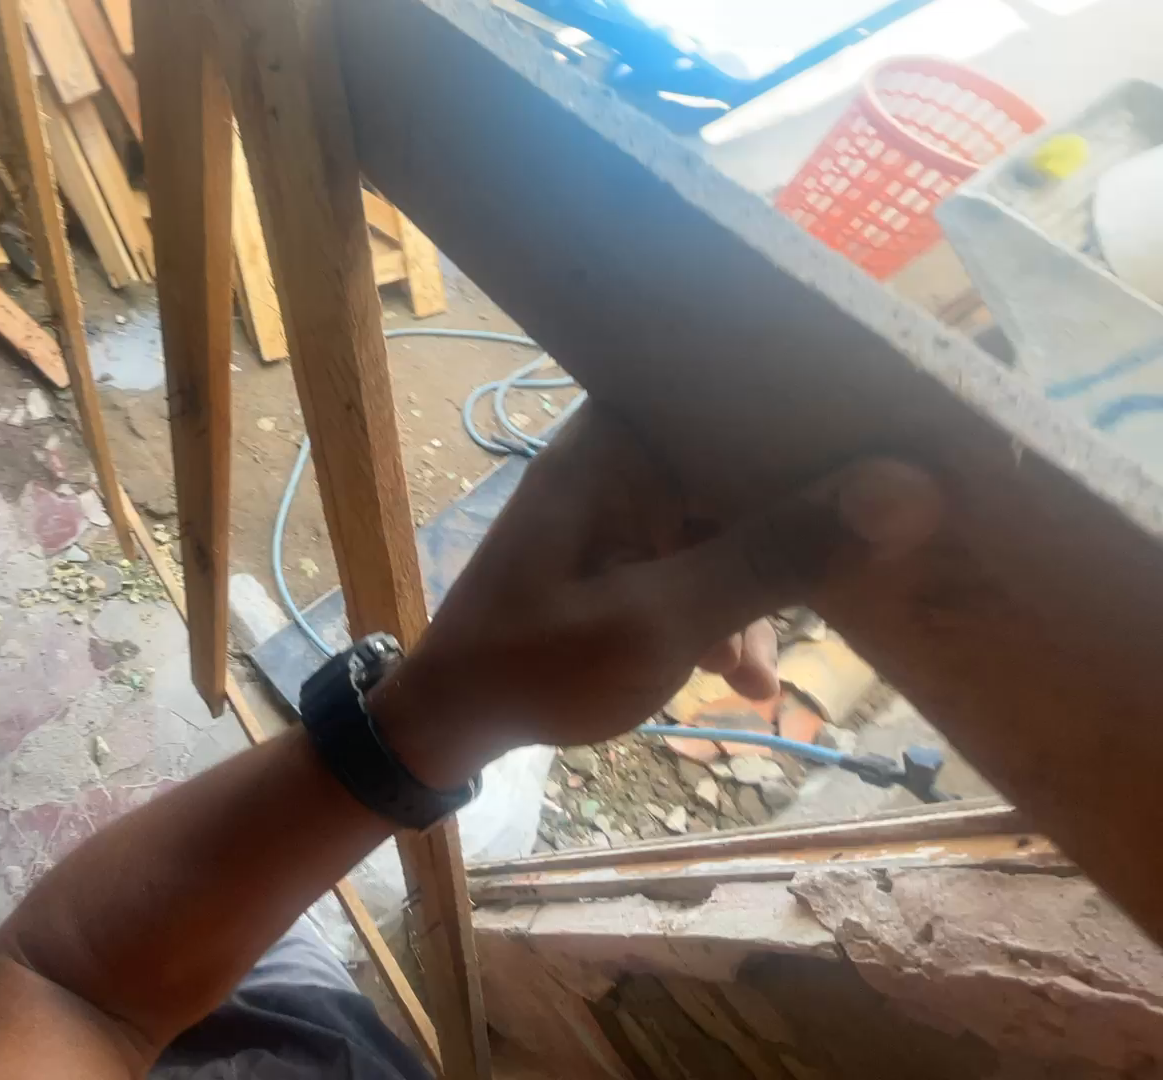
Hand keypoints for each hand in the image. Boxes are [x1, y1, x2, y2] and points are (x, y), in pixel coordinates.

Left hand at [368, 407, 942, 787]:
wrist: (455, 715)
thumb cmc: (534, 664)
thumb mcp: (658, 621)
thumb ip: (768, 557)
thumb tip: (906, 486)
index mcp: (608, 450)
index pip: (722, 388)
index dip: (809, 402)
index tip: (904, 431)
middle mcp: (611, 464)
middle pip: (735, 460)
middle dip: (805, 517)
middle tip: (886, 565)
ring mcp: (612, 512)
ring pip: (722, 521)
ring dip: (759, 588)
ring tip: (763, 668)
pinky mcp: (615, 556)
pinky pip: (691, 562)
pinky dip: (719, 610)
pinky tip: (735, 675)